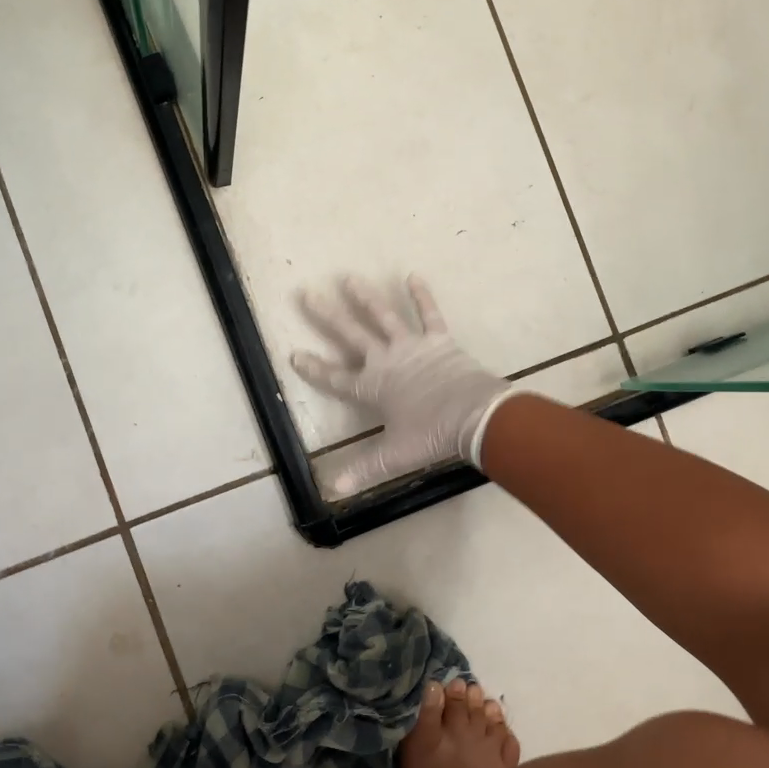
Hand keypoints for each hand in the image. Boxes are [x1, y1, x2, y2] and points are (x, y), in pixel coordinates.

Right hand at [292, 275, 512, 495]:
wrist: (474, 416)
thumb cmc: (431, 435)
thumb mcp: (394, 456)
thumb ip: (363, 470)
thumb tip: (332, 491)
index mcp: (371, 387)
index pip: (334, 377)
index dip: (313, 368)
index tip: (294, 355)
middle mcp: (385, 359)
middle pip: (351, 334)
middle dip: (327, 315)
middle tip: (307, 293)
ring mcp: (412, 346)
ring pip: (384, 316)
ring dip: (366, 297)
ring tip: (350, 278)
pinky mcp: (439, 340)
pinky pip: (429, 314)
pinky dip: (422, 296)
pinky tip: (413, 276)